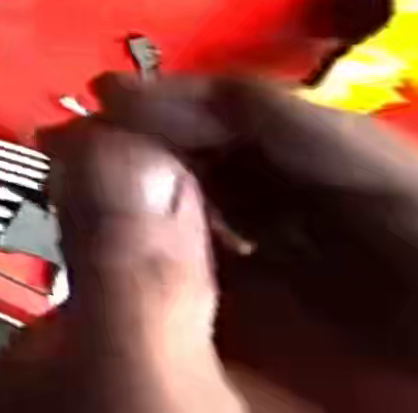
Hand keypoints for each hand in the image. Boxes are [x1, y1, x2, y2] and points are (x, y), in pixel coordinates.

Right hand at [0, 73, 417, 412]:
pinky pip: (238, 222)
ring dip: (189, 150)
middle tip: (110, 104)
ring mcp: (352, 337)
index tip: (162, 91)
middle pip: (362, 200)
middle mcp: (411, 345)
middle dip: (228, 134)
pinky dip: (164, 180)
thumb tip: (111, 145)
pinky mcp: (276, 319)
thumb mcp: (137, 399)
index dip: (304, 132)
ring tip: (86, 135)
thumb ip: (132, 276)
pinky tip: (92, 166)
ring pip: (297, 202)